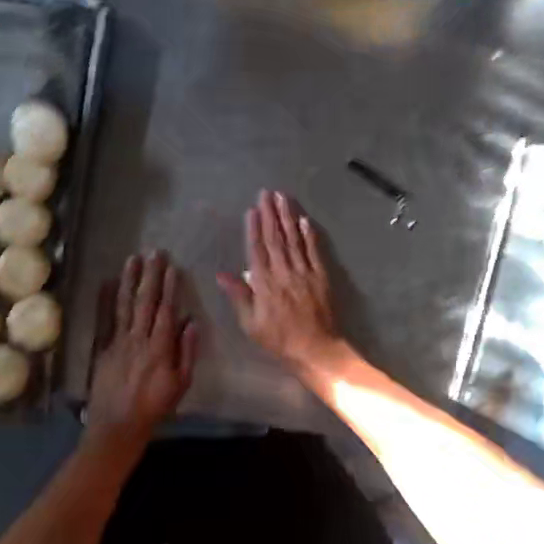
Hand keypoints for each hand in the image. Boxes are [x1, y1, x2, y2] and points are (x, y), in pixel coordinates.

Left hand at [86, 252, 198, 452]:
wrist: (117, 425)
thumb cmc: (155, 406)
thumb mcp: (181, 384)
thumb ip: (187, 352)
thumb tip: (191, 321)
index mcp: (160, 347)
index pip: (166, 310)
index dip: (170, 287)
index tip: (172, 267)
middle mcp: (138, 339)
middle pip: (146, 301)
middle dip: (151, 275)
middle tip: (155, 252)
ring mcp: (118, 342)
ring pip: (124, 305)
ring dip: (129, 280)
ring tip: (133, 259)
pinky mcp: (102, 348)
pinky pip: (104, 319)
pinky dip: (105, 300)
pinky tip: (107, 283)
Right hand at [216, 191, 346, 379]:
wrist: (316, 350)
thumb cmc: (278, 339)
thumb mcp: (251, 324)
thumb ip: (239, 296)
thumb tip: (222, 274)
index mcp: (265, 284)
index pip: (257, 250)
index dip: (254, 229)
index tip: (252, 210)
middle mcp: (284, 273)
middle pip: (275, 238)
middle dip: (270, 214)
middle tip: (267, 193)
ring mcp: (304, 273)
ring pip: (294, 239)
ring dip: (288, 217)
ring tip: (283, 198)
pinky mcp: (321, 276)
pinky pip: (313, 251)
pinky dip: (309, 234)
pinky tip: (304, 220)